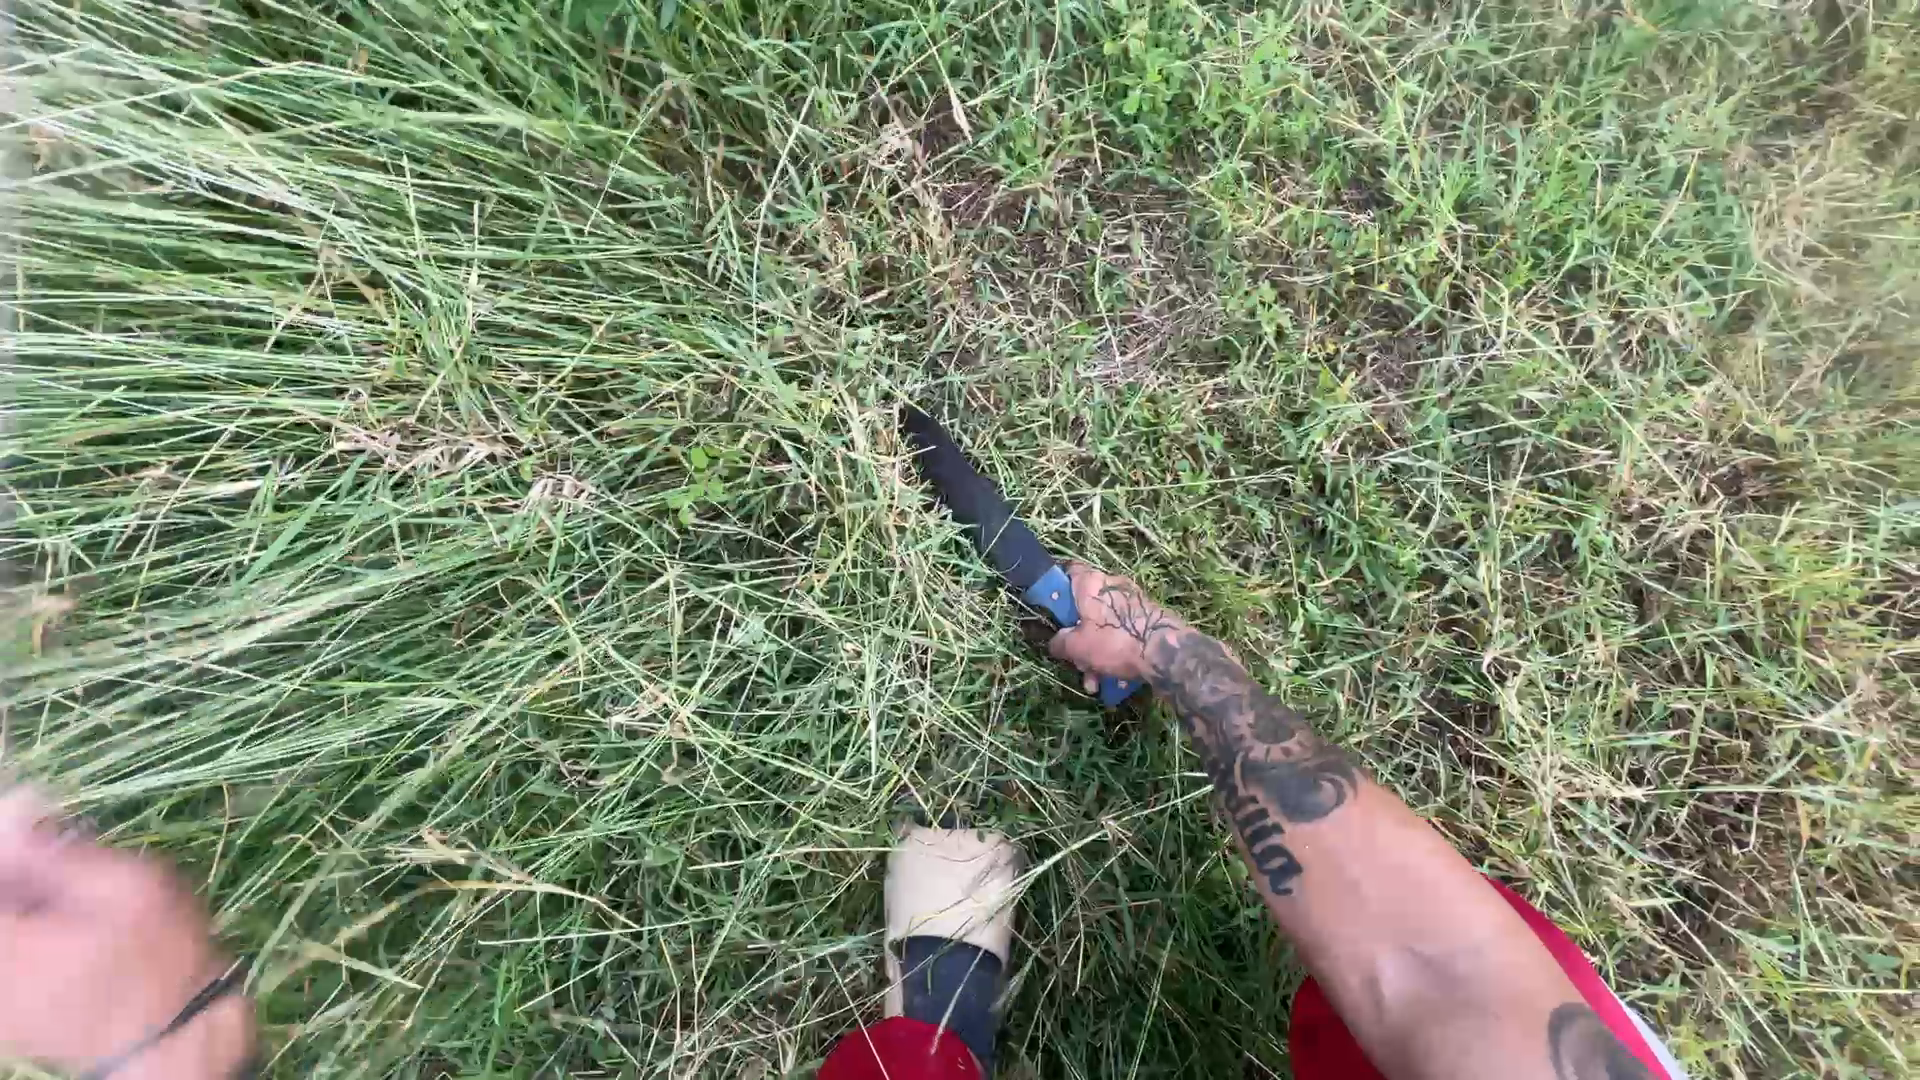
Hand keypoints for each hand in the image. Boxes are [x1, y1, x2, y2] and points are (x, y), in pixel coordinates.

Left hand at [0, 785, 253, 1079]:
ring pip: (3, 914)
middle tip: (62, 849)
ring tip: (73, 887)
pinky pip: (11, 941)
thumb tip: (19, 805)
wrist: (160, 1027)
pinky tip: (65, 917)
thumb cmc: (157, 951)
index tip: (31, 809)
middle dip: (18, 866)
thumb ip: (62, 852)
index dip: (7, 836)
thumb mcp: (130, 888)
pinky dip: (27, 917)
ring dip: (25, 891)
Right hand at [1047, 562, 1188, 689]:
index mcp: (1091, 583)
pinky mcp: (1148, 617)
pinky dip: (1115, 652)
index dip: (1056, 586)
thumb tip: (1056, 643)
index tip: (1052, 608)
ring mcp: (1132, 601)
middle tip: (1076, 661)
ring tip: (1095, 681)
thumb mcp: (1076, 646)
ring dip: (1096, 654)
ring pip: (1104, 625)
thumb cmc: (1115, 641)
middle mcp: (1112, 586)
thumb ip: (1060, 642)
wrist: (1167, 654)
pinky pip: (1122, 632)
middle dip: (1078, 637)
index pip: (1068, 571)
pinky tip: (1114, 679)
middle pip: (1085, 607)